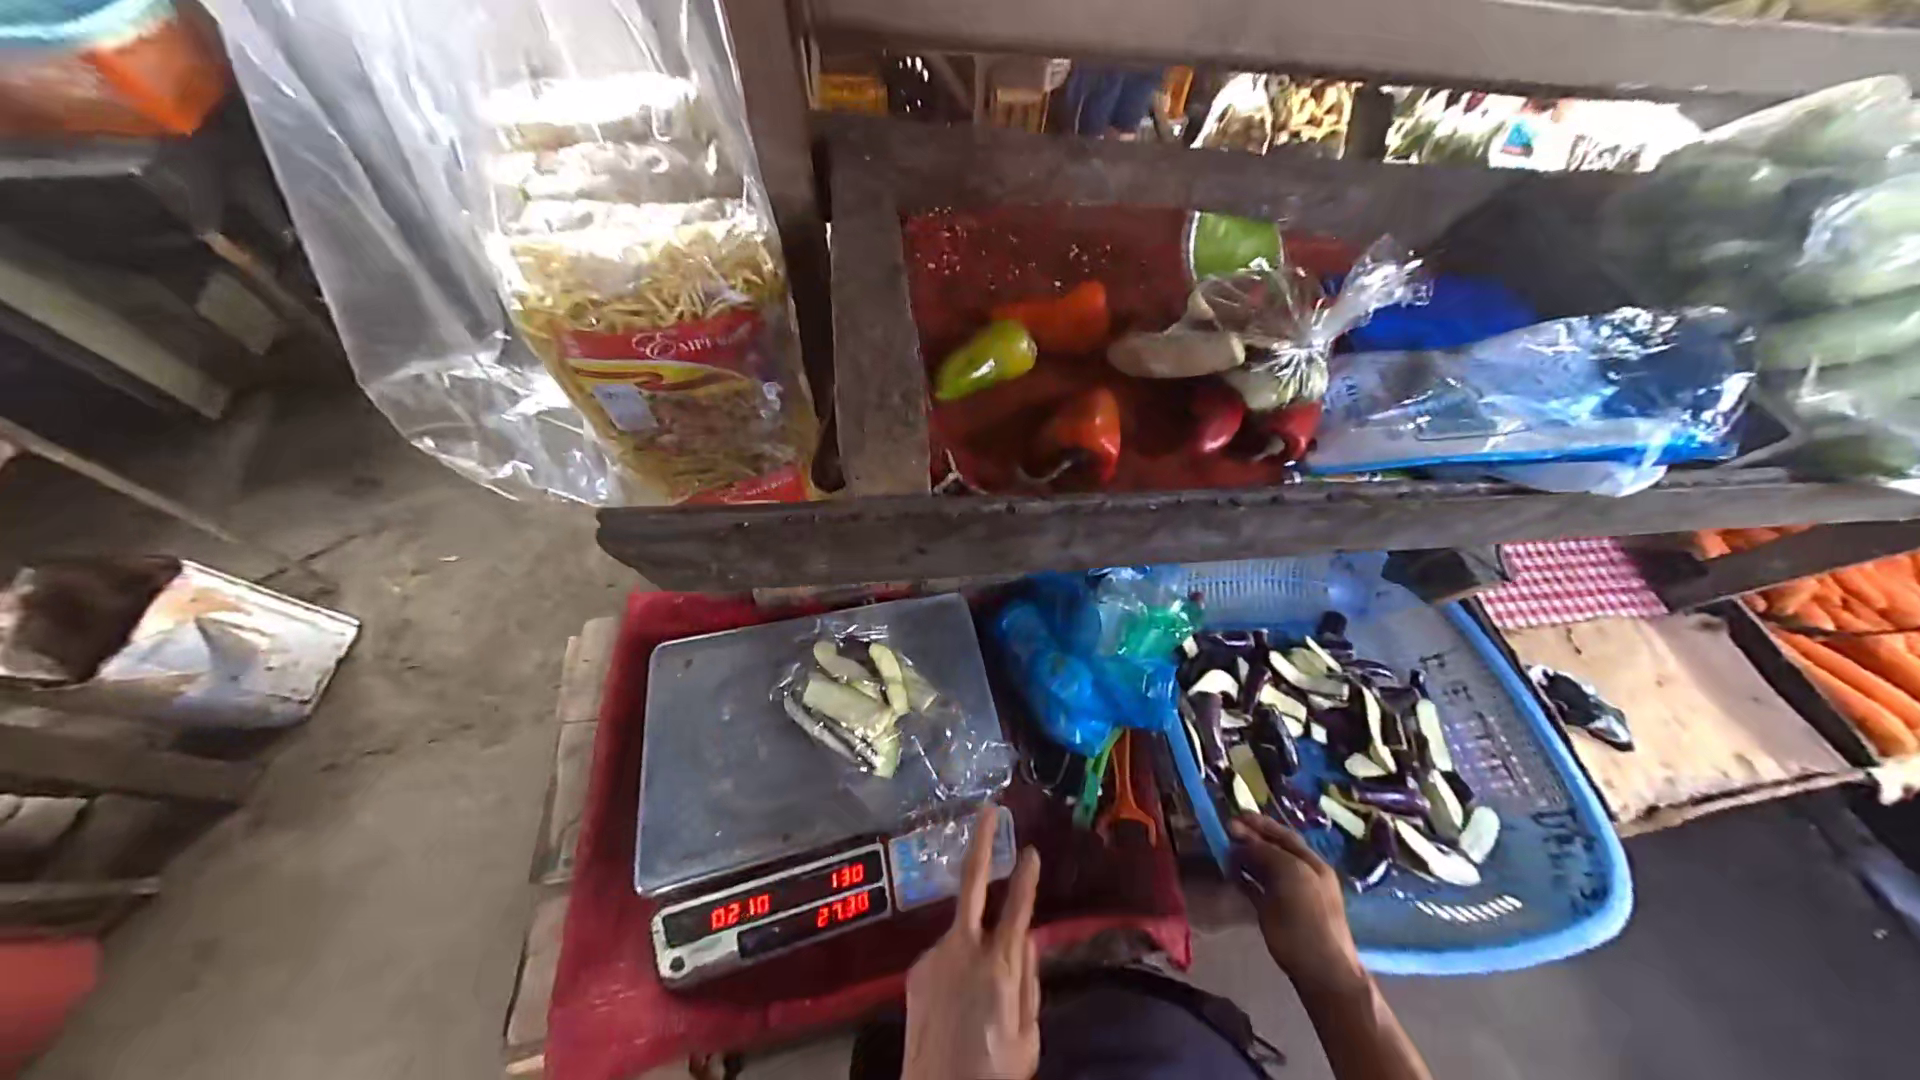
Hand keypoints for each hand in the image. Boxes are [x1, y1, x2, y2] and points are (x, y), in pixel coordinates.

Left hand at [903, 806, 1041, 1079]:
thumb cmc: (993, 1075)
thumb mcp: (1028, 1038)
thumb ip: (1030, 983)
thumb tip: (1028, 939)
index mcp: (999, 969)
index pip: (1020, 910)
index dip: (1027, 877)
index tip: (1031, 850)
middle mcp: (964, 951)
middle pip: (971, 882)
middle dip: (981, 841)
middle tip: (988, 810)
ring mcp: (934, 957)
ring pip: (961, 931)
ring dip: (974, 942)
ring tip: (978, 998)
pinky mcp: (916, 970)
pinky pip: (945, 955)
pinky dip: (957, 966)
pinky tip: (958, 1003)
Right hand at [1230, 813, 1363, 994]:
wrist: (1319, 967)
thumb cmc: (1308, 916)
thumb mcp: (1290, 874)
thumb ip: (1266, 852)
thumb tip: (1240, 838)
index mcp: (1311, 863)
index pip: (1283, 834)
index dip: (1260, 823)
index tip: (1236, 815)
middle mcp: (1299, 874)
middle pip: (1271, 849)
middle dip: (1249, 838)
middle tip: (1225, 830)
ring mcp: (1285, 892)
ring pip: (1260, 866)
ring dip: (1243, 856)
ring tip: (1223, 848)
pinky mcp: (1271, 910)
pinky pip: (1253, 886)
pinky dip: (1241, 877)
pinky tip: (1228, 871)